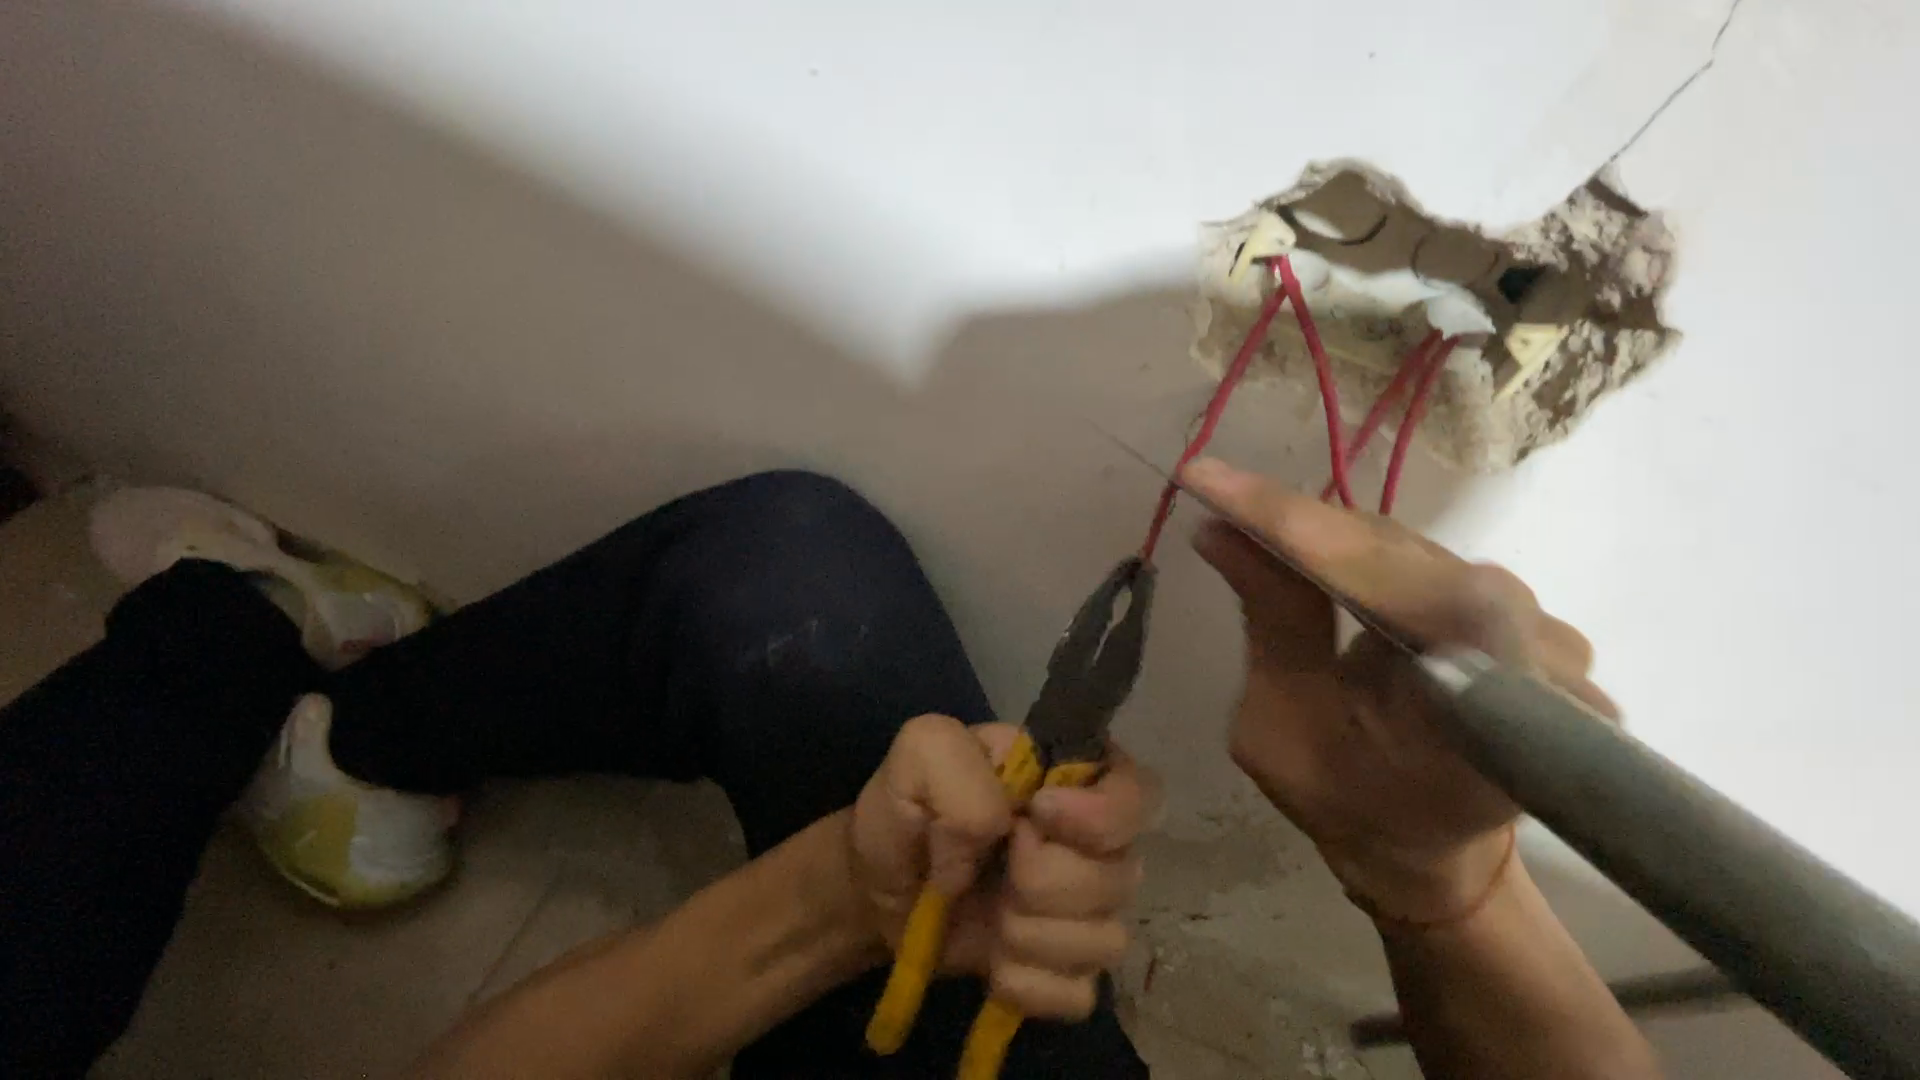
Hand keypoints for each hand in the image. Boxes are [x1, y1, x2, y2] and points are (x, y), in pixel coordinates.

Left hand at [847, 715, 1151, 1018]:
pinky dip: (1024, 983)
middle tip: (995, 868)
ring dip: (1027, 934)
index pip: (1138, 792)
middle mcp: (1094, 843)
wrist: (880, 885)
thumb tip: (1001, 829)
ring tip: (988, 913)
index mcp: (1068, 780)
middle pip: (1121, 876)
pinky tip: (992, 960)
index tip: (1036, 817)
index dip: (1101, 816)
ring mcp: (1087, 910)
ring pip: (1104, 940)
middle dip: (1041, 881)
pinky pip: (1076, 995)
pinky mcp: (1069, 970)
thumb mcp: (918, 752)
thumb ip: (958, 769)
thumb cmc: (908, 807)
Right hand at [1182, 458, 1615, 924]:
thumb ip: (1272, 627)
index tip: (1207, 478)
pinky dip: (1359, 553)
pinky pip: (1427, 567)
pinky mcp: (1529, 620)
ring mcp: (1546, 633)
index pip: (1387, 581)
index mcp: (1483, 706)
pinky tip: (1312, 550)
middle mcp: (1540, 654)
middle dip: (1301, 525)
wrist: (1432, 849)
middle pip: (1401, 558)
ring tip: (1255, 521)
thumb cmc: (1348, 807)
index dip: (1294, 527)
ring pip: (1413, 554)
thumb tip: (1221, 532)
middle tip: (1217, 492)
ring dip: (1328, 535)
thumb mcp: (1281, 730)